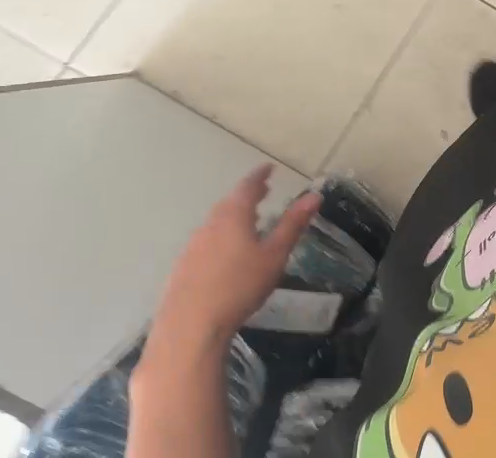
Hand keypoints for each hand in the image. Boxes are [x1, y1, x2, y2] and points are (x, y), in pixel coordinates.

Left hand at [147, 166, 320, 347]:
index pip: (247, 187)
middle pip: (229, 203)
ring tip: (247, 220)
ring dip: (232, 216)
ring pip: (215, 222)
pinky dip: (220, 236)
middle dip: (247, 195)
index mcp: (233, 217)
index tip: (268, 168)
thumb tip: (314, 195)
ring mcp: (191, 247)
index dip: (259, 176)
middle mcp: (209, 225)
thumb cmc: (239, 287)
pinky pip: (205, 242)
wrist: (189, 328)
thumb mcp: (274, 255)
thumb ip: (293, 224)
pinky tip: (225, 253)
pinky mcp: (181, 268)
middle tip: (262, 191)